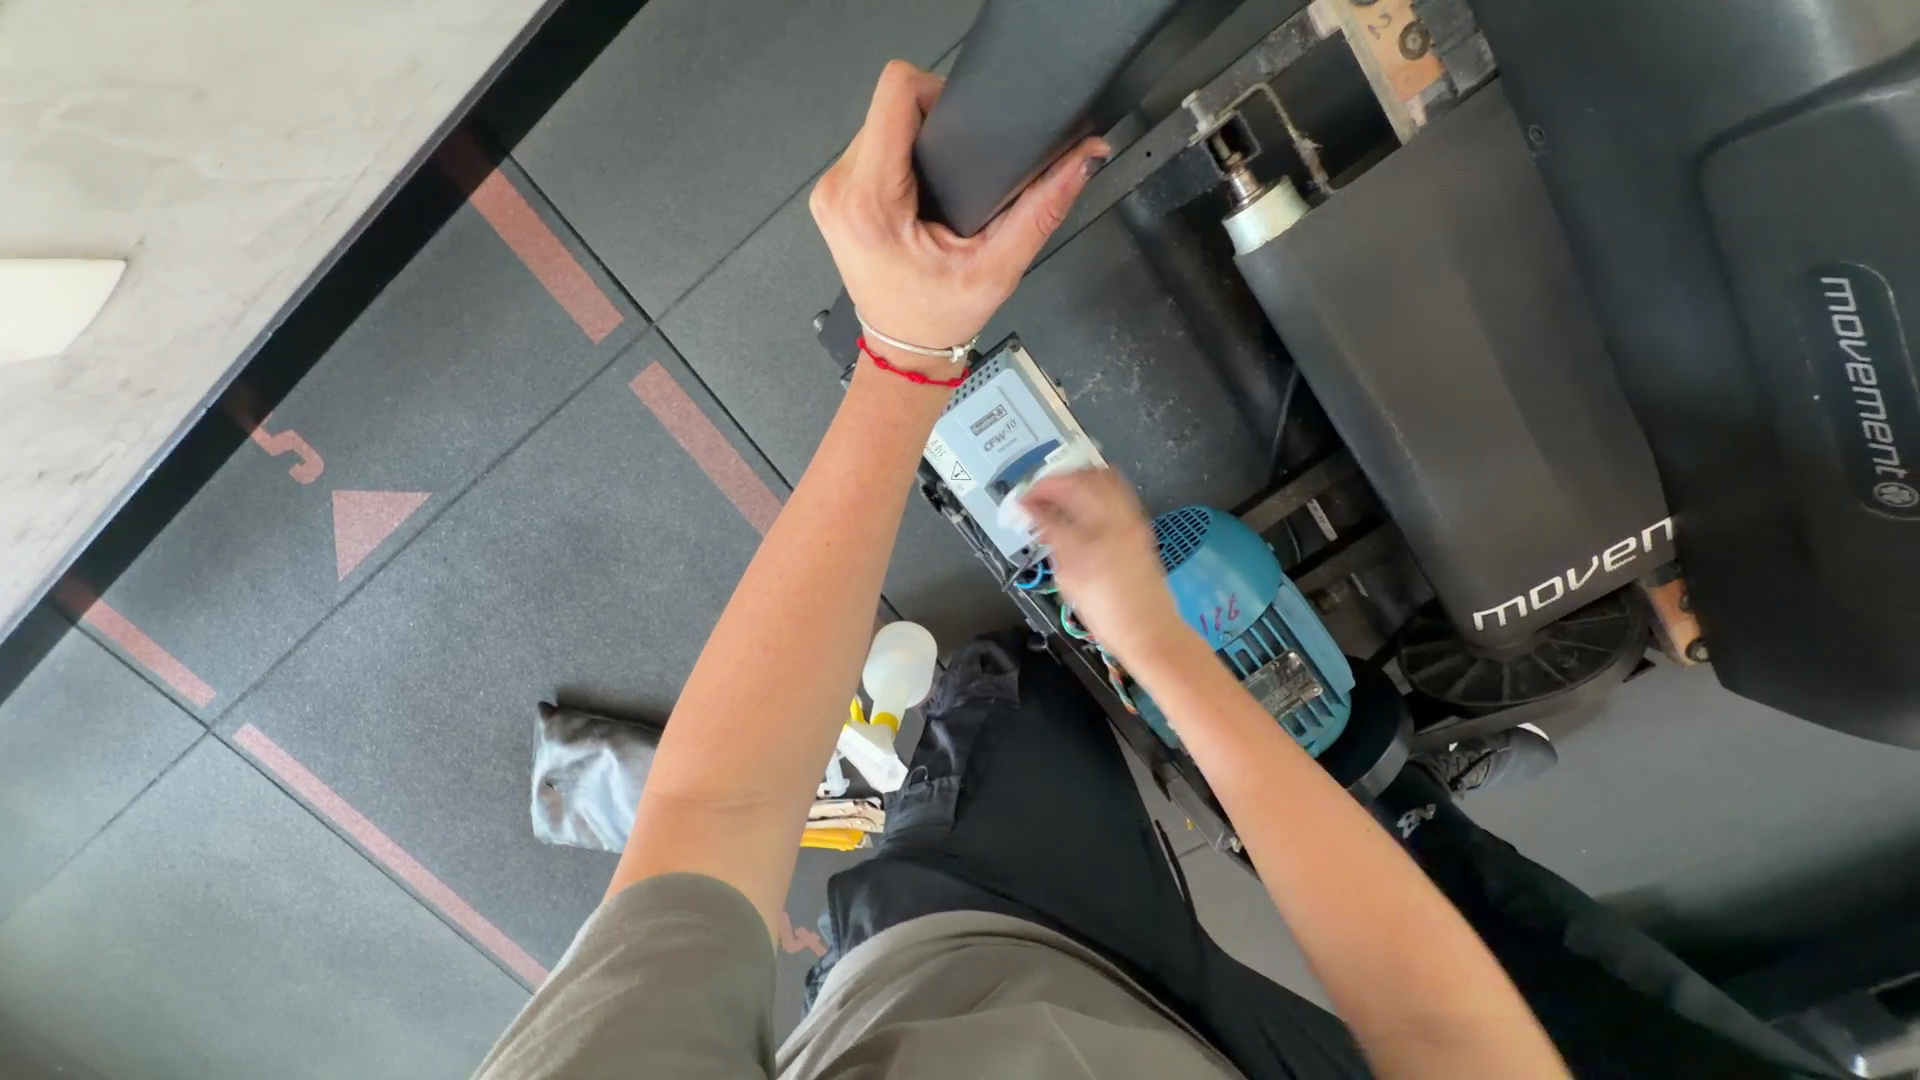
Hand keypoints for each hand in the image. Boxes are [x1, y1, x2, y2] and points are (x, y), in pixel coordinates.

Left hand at [809, 60, 1108, 372]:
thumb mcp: (997, 268)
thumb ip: (1041, 208)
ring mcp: (830, 193)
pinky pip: (869, 150)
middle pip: (889, 109)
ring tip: (937, 194)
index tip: (963, 132)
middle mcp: (839, 190)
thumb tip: (1084, 157)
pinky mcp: (833, 197)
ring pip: (878, 126)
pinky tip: (917, 199)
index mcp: (870, 203)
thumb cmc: (939, 319)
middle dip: (929, 130)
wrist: (905, 352)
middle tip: (956, 179)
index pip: (897, 94)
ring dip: (912, 148)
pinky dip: (897, 164)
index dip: (938, 94)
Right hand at [1021, 468, 1188, 660]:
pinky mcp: (1140, 527)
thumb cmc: (1109, 614)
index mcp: (1094, 533)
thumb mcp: (1069, 579)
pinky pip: (1117, 492)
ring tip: (1059, 496)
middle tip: (1038, 495)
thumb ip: (1052, 540)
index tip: (1022, 503)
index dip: (1033, 496)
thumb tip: (1037, 518)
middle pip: (1081, 479)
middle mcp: (1116, 519)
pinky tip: (1084, 505)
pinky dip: (1096, 490)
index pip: (1056, 498)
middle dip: (1054, 482)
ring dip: (1075, 481)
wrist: (1149, 630)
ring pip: (1102, 479)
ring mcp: (1131, 521)